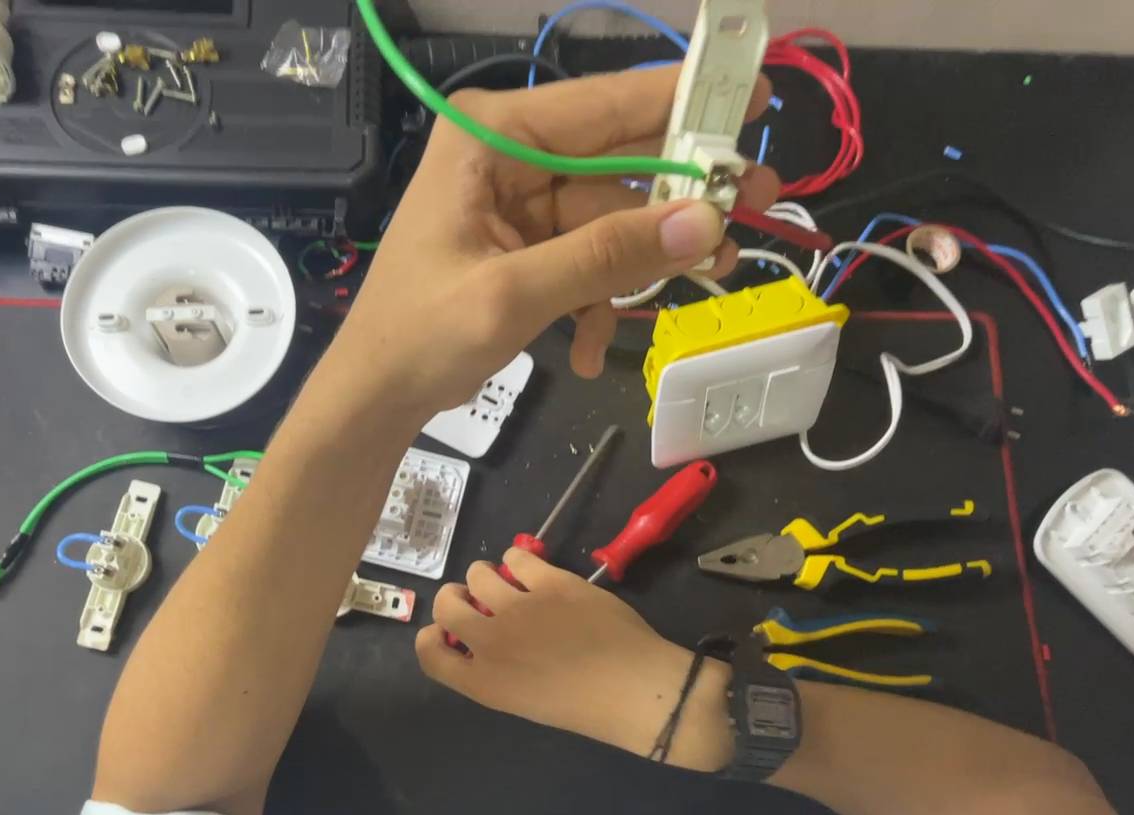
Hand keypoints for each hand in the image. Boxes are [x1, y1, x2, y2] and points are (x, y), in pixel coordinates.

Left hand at [327, 67, 781, 415]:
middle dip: (680, 195)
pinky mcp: (523, 249)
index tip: (754, 99)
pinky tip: (591, 352)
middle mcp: (510, 157)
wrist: (377, 394)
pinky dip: (596, 303)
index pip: (605, 107)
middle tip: (757, 204)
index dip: (684, 103)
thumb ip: (607, 256)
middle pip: (618, 162)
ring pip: (610, 220)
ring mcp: (518, 206)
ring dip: (642, 266)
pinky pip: (584, 262)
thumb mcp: (514, 294)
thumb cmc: (422, 336)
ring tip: (704, 284)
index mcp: (493, 138)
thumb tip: (704, 223)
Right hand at [415, 548, 733, 769]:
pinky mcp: (550, 581)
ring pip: (477, 572)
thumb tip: (482, 637)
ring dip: (486, 576)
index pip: (429, 652)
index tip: (447, 632)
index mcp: (483, 682)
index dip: (431, 636)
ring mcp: (519, 607)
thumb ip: (493, 671)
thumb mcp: (523, 701)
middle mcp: (491, 642)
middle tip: (477, 600)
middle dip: (456, 597)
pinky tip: (531, 571)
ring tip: (508, 583)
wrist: (635, 688)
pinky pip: (516, 556)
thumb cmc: (583, 707)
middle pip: (446, 603)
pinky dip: (517, 561)